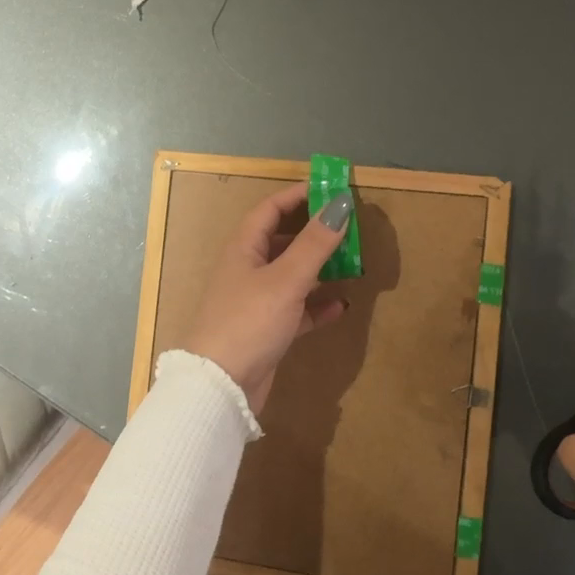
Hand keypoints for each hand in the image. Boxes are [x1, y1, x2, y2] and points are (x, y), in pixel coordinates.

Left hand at [180, 183, 350, 412]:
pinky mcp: (266, 332)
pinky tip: (341, 306)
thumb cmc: (248, 322)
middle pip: (282, 241)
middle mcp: (247, 270)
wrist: (220, 386)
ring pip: (291, 276)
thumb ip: (315, 243)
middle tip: (351, 227)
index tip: (332, 189)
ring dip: (320, 268)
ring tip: (353, 262)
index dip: (298, 196)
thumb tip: (341, 203)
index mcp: (243, 249)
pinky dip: (317, 306)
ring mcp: (255, 302)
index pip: (270, 210)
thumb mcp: (285, 279)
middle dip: (314, 232)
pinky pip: (296, 310)